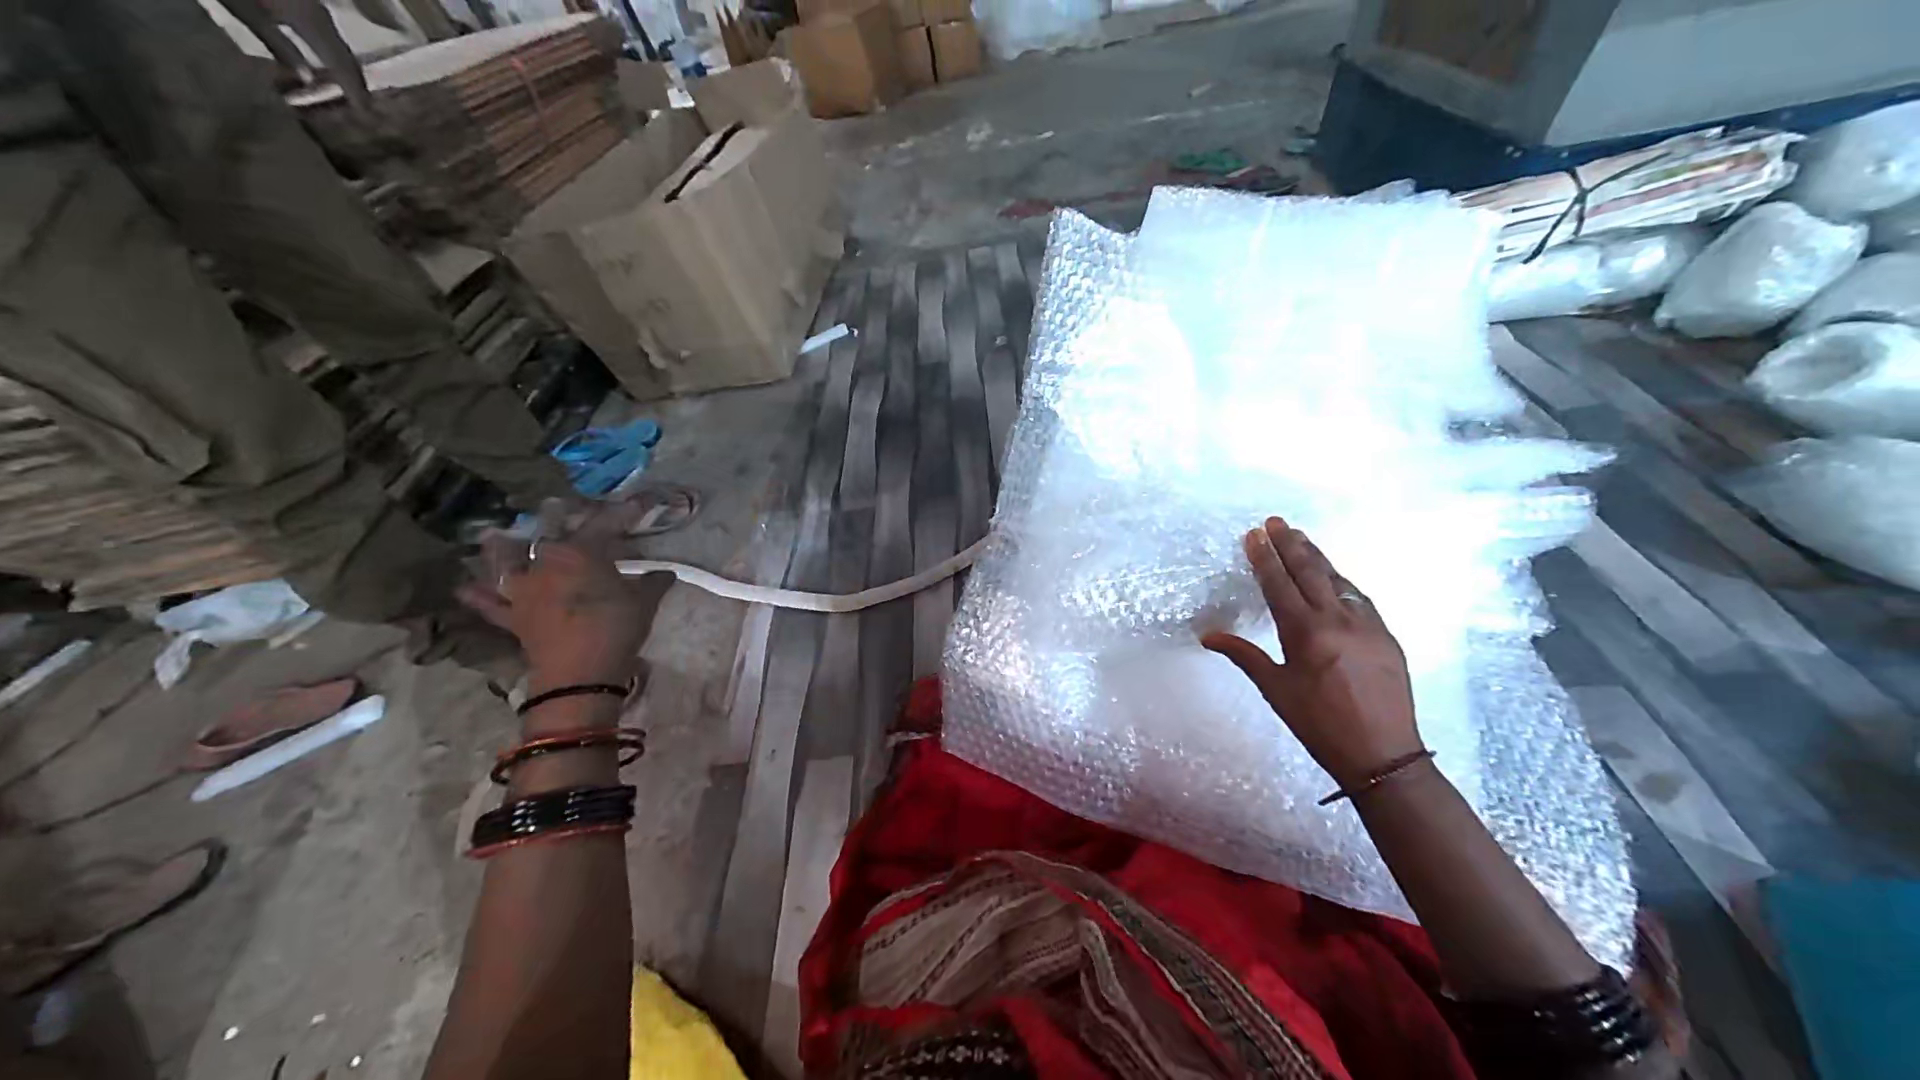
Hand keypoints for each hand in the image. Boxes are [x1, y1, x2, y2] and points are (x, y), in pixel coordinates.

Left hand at [457, 504, 670, 698]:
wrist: (580, 674)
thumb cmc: (616, 628)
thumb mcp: (644, 603)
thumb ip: (653, 584)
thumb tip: (666, 573)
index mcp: (580, 553)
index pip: (605, 524)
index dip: (624, 512)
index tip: (639, 502)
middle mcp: (546, 563)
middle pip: (547, 533)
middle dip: (554, 516)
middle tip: (557, 504)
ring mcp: (524, 589)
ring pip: (505, 561)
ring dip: (501, 549)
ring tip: (496, 536)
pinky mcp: (512, 616)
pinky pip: (490, 604)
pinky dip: (477, 596)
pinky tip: (464, 588)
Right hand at [1202, 516, 1424, 790]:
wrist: (1384, 755)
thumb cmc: (1319, 725)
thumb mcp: (1276, 690)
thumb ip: (1244, 655)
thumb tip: (1208, 636)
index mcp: (1306, 633)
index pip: (1279, 584)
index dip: (1265, 557)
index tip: (1254, 534)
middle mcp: (1338, 621)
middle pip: (1311, 572)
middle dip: (1291, 545)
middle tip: (1277, 522)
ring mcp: (1368, 625)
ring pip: (1338, 580)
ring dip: (1318, 558)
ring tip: (1301, 539)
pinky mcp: (1387, 636)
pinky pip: (1360, 598)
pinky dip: (1341, 582)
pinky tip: (1334, 577)